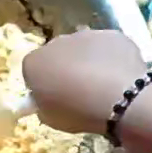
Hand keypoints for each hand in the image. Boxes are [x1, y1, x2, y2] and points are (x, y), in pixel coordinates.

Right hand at [23, 29, 145, 133]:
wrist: (118, 98)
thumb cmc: (76, 111)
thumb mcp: (50, 118)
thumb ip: (43, 105)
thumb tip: (47, 99)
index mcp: (34, 63)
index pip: (31, 70)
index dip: (42, 83)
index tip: (53, 97)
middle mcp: (55, 42)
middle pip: (56, 54)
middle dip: (64, 67)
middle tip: (77, 90)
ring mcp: (85, 35)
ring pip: (83, 48)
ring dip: (87, 60)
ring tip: (101, 84)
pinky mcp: (112, 34)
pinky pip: (107, 46)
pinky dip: (110, 57)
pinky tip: (119, 76)